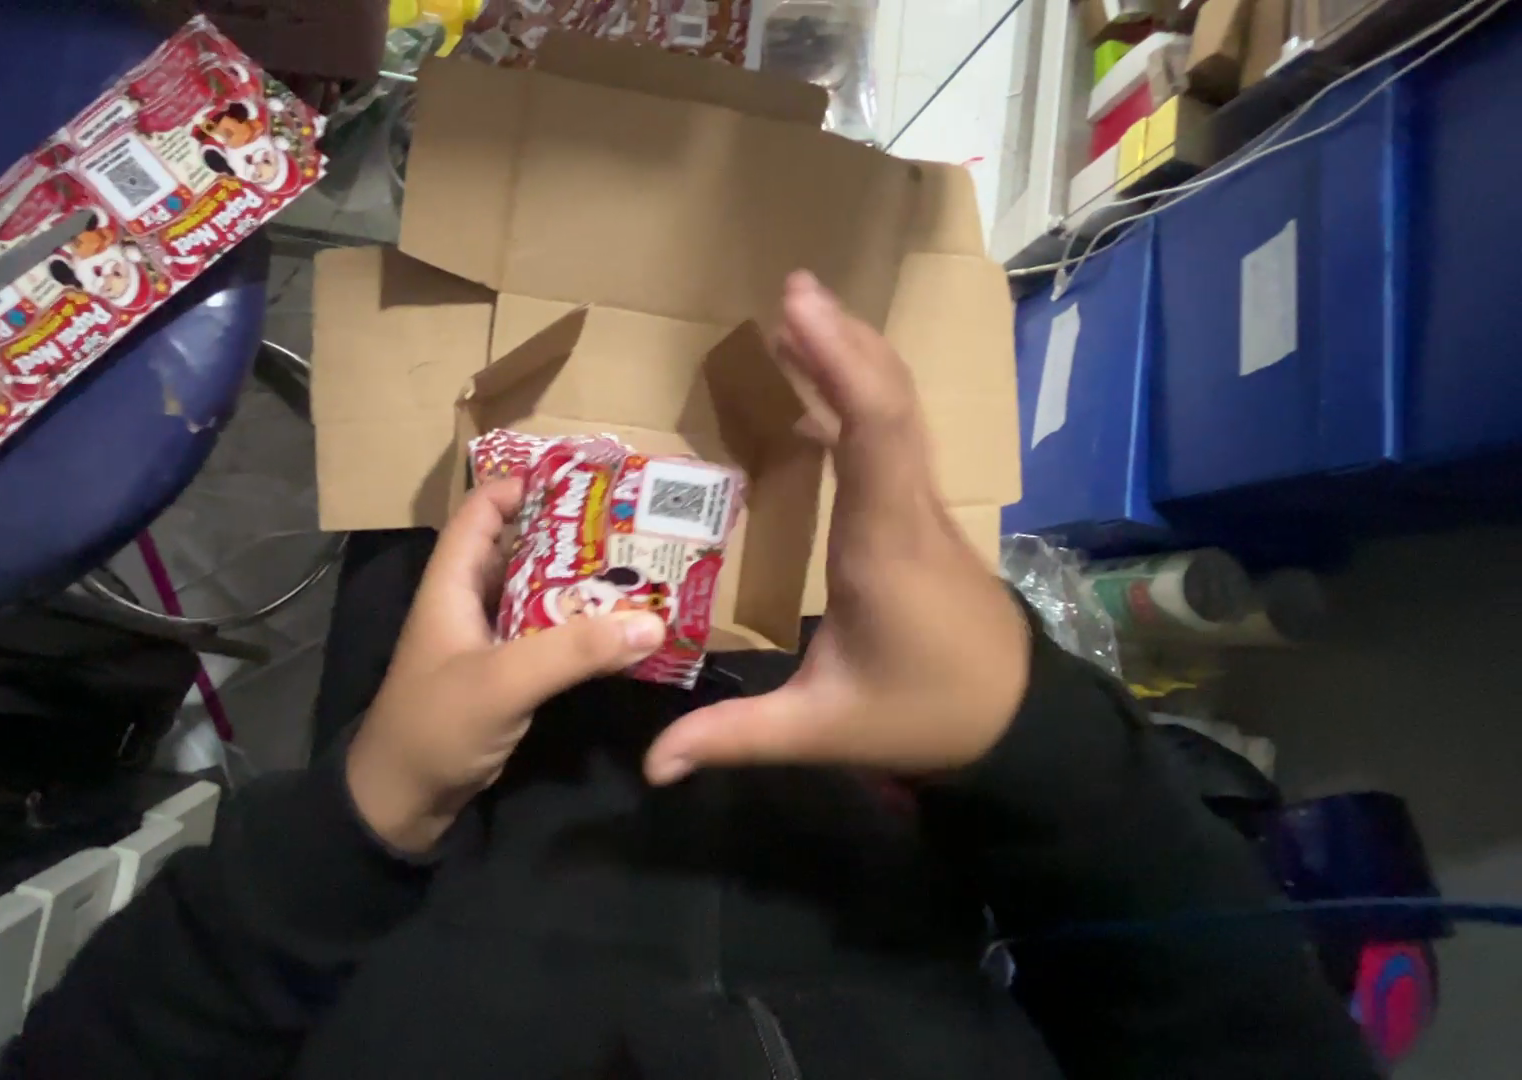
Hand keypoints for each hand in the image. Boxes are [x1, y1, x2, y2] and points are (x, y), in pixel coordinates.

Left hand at [348, 480, 666, 850]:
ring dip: (581, 584)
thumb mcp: (502, 682)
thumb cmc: (437, 727)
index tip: (586, 480)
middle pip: (521, 547)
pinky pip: (548, 635)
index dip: (524, 484)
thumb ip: (573, 651)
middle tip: (633, 527)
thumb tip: (651, 620)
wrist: (402, 803)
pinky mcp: (506, 673)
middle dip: (572, 535)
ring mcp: (489, 638)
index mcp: (453, 582)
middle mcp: (471, 600)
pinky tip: (620, 629)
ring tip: (639, 570)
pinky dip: (580, 627)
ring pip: (539, 593)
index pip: (482, 509)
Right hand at [642, 272, 1030, 784]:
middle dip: (843, 339)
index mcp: (882, 546)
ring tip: (801, 317)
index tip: (798, 307)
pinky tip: (824, 391)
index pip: (874, 434)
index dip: (840, 363)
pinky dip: (861, 396)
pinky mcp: (923, 516)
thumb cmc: (922, 717)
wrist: (1018, 726)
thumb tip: (651, 764)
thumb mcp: (822, 729)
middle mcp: (909, 510)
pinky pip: (895, 436)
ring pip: (900, 411)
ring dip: (855, 358)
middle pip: (891, 402)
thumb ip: (733, 738)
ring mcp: (924, 508)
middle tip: (792, 289)